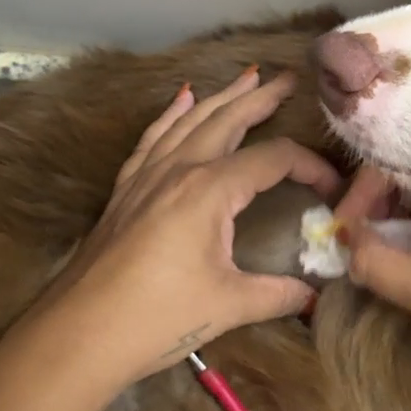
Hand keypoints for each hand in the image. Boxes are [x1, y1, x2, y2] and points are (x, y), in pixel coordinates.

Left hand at [27, 67, 342, 398]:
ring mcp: (147, 175)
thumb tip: (315, 296)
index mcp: (210, 190)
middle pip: (228, 120)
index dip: (310, 166)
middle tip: (290, 78)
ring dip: (222, 97)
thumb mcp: (228, 306)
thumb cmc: (156, 318)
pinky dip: (172, 114)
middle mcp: (179, 169)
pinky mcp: (125, 189)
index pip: (273, 160)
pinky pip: (153, 137)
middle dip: (262, 97)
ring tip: (247, 77)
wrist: (77, 334)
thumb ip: (278, 294)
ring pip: (190, 121)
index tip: (333, 186)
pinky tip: (181, 98)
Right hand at [333, 166, 410, 404]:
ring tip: (370, 249)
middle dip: (372, 206)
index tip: (340, 228)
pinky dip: (409, 224)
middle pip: (405, 171)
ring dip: (388, 216)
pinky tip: (400, 251)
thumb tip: (341, 242)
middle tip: (351, 241)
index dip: (361, 193)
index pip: (397, 165)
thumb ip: (378, 266)